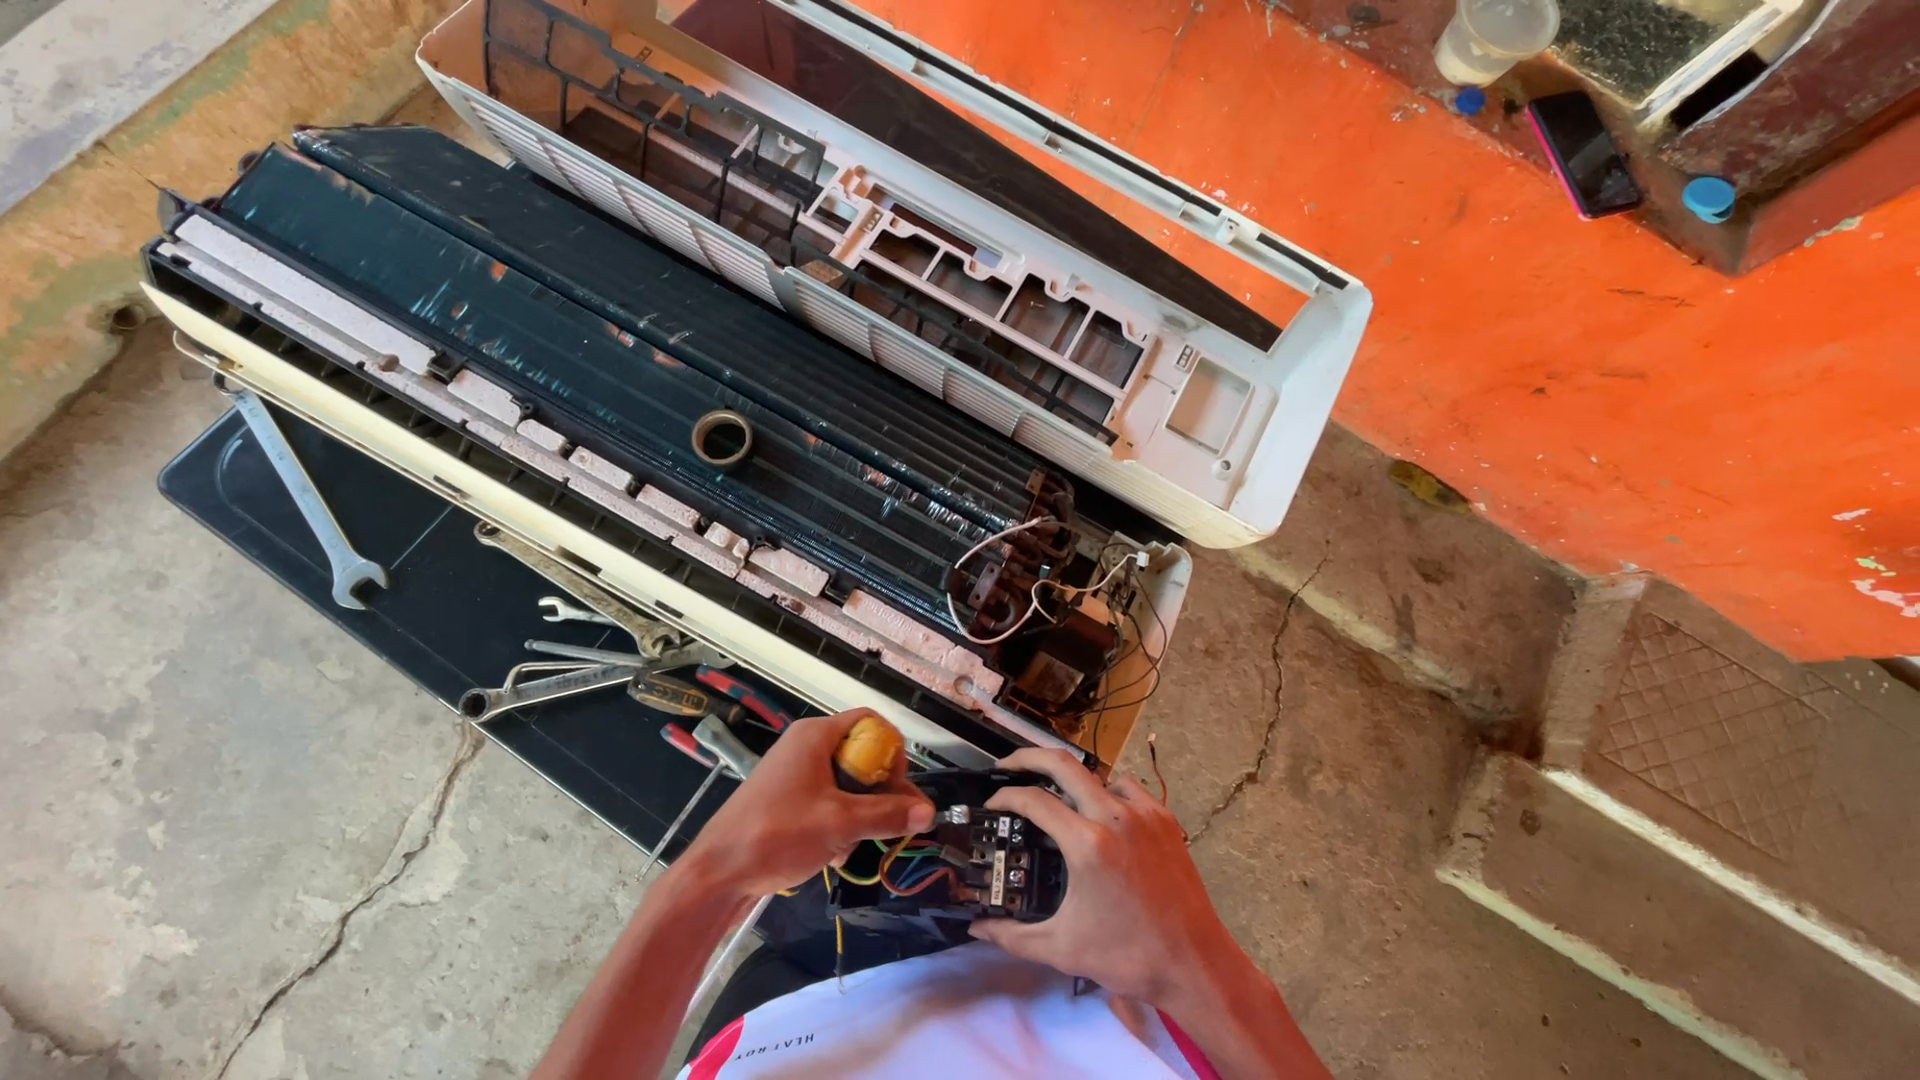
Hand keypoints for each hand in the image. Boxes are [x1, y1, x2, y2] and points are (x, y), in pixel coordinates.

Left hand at [673, 709, 934, 900]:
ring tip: (853, 844)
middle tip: (891, 822)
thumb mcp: (840, 824)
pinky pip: (827, 802)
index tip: (898, 785)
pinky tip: (833, 855)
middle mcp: (805, 747)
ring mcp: (794, 774)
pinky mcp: (786, 800)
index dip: (892, 749)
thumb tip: (928, 811)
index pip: (870, 722)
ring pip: (846, 784)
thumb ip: (887, 815)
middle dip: (878, 791)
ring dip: (858, 814)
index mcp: (816, 736)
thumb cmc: (777, 834)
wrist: (718, 873)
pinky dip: (837, 825)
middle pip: (861, 756)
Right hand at [968, 748, 1241, 1008]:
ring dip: (1070, 776)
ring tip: (1052, 790)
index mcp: (1087, 845)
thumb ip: (1012, 936)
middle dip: (1027, 758)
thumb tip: (977, 929)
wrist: (1195, 965)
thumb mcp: (1062, 948)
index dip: (1005, 798)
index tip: (992, 805)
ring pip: (1097, 772)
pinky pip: (1128, 787)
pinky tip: (1099, 811)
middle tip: (1006, 767)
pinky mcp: (1165, 819)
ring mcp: (1144, 814)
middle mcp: (1115, 817)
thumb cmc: (1127, 957)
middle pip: (1062, 763)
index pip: (1034, 800)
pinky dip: (1107, 789)